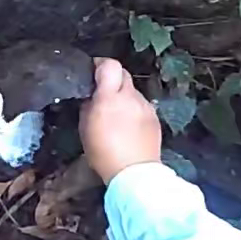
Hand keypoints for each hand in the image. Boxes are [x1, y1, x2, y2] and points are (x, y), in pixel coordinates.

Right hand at [80, 58, 161, 182]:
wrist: (135, 175)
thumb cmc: (103, 153)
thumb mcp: (85, 128)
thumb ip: (89, 105)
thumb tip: (92, 96)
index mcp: (110, 97)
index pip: (110, 65)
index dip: (100, 65)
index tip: (93, 72)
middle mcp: (130, 97)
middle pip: (123, 73)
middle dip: (112, 79)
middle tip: (102, 92)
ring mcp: (145, 107)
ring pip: (133, 91)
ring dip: (123, 96)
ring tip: (116, 114)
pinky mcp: (155, 118)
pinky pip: (142, 105)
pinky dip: (134, 109)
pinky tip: (129, 125)